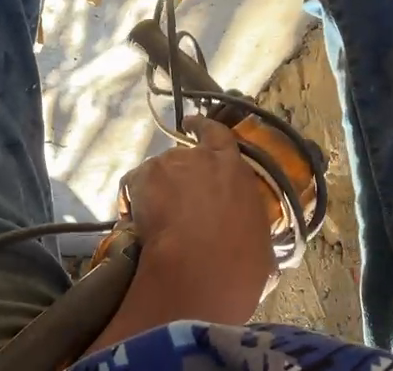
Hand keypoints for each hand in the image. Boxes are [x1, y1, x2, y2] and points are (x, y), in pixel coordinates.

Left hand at [85, 117, 275, 352]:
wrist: (200, 268)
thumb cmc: (240, 263)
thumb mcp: (260, 241)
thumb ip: (247, 223)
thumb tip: (244, 234)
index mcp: (233, 168)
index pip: (218, 134)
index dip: (203, 127)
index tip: (190, 124)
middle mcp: (199, 157)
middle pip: (183, 158)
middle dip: (178, 177)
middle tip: (177, 205)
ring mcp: (168, 162)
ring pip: (158, 172)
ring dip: (157, 191)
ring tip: (158, 222)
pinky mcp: (142, 175)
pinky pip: (133, 185)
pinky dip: (133, 200)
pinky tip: (137, 223)